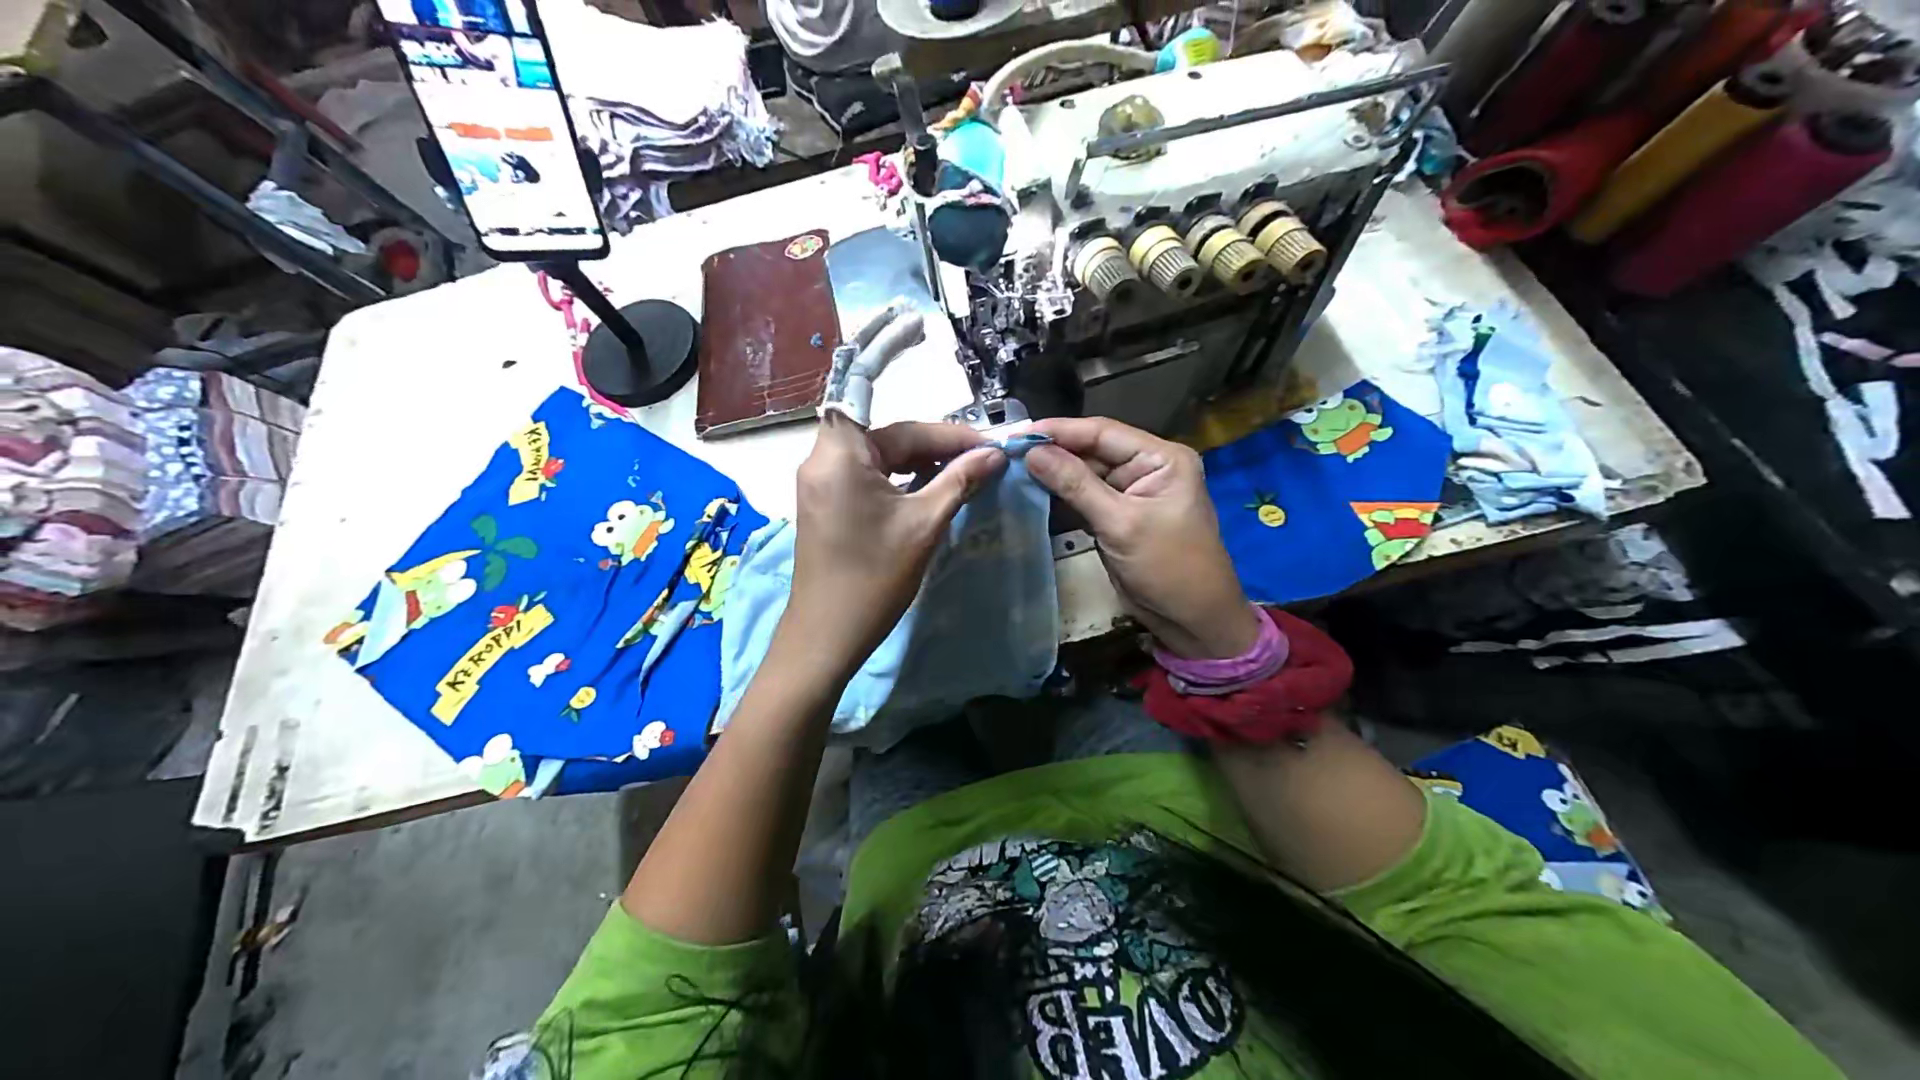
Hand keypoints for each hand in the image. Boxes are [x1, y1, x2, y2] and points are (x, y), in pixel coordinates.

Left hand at [779, 414, 1005, 679]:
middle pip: (885, 436)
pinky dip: (897, 478)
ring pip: (876, 455)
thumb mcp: (924, 524)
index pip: (900, 424)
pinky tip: (928, 489)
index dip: (945, 430)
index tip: (984, 444)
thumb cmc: (875, 577)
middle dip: (934, 445)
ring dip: (917, 461)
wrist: (827, 634)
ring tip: (962, 473)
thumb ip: (960, 480)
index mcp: (840, 456)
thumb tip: (995, 454)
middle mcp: (822, 460)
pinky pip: (865, 476)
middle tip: (980, 460)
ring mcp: (819, 483)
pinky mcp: (824, 503)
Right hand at [1026, 417, 1259, 659]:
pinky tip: (1029, 493)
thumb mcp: (1121, 523)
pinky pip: (1083, 499)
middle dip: (1051, 454)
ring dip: (1051, 476)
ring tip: (1009, 470)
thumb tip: (1032, 453)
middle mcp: (1146, 467)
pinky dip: (1060, 498)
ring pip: (1083, 475)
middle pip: (1091, 451)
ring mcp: (1130, 493)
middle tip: (1006, 454)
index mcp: (1161, 458)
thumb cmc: (1168, 567)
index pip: (1102, 432)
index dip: (1059, 431)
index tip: (1016, 434)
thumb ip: (1075, 485)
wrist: (1193, 620)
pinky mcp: (1116, 517)